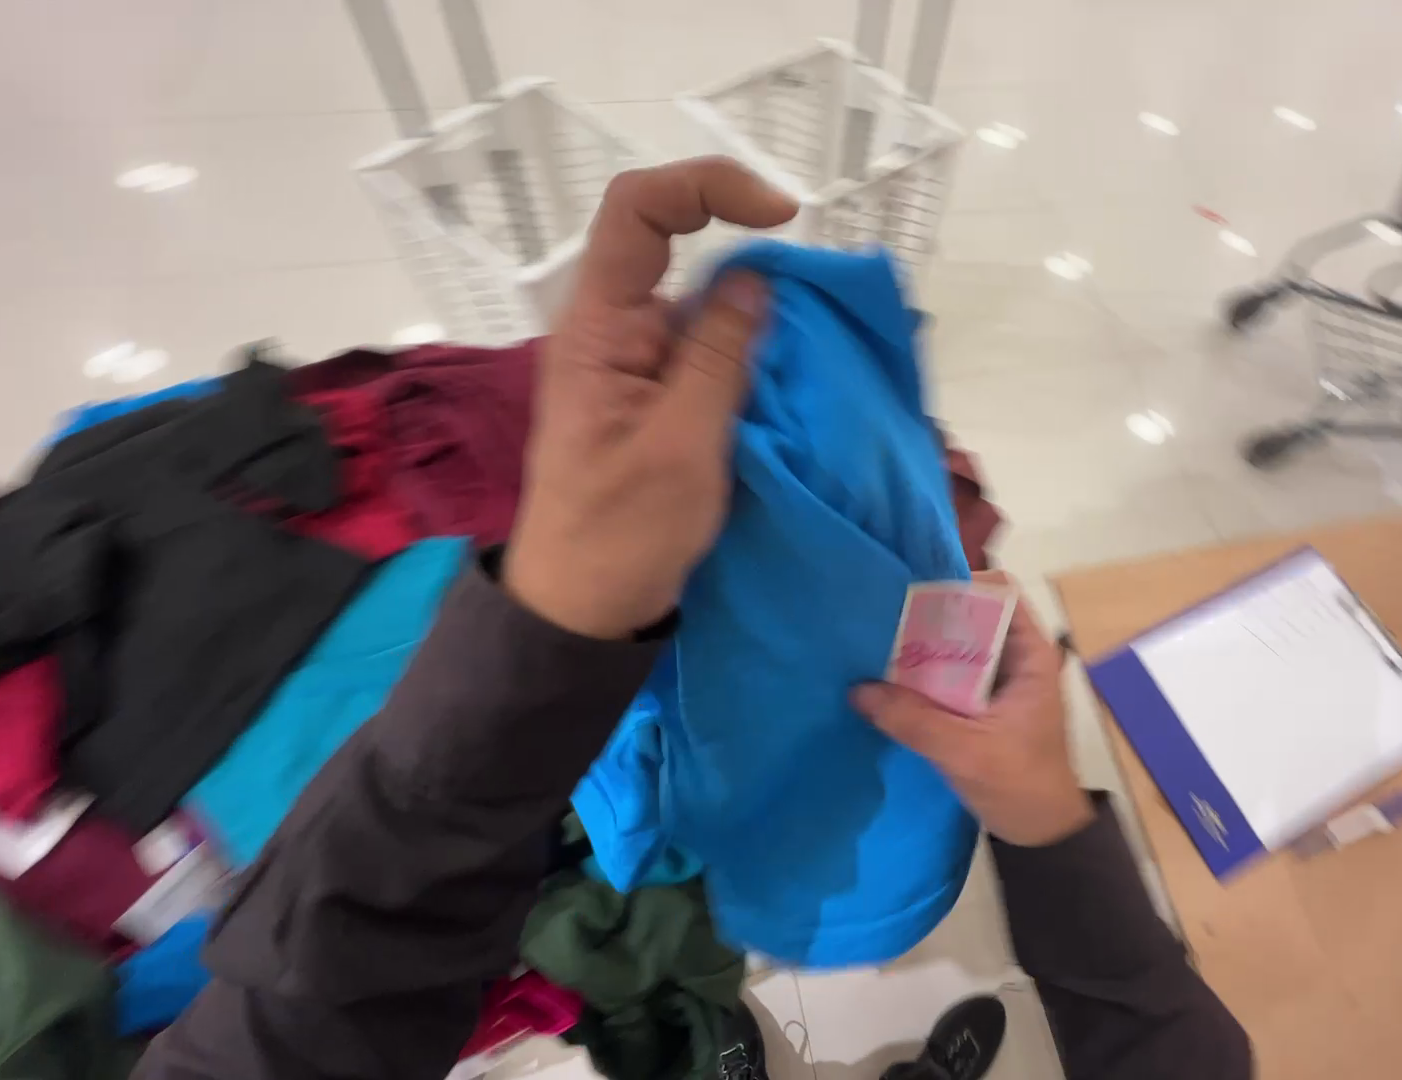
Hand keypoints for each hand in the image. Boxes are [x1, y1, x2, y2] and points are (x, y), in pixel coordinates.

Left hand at [504, 158, 798, 638]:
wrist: (588, 606)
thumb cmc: (623, 531)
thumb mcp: (682, 443)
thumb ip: (718, 356)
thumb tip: (756, 278)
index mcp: (599, 328)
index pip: (638, 212)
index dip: (708, 188)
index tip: (784, 217)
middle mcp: (616, 332)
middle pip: (682, 257)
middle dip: (755, 273)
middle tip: (813, 320)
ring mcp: (639, 367)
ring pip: (706, 312)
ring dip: (760, 327)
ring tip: (807, 369)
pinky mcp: (660, 400)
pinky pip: (710, 358)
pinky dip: (753, 364)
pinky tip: (787, 391)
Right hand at [851, 573, 1095, 845]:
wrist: (1042, 833)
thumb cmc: (1020, 785)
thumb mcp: (965, 752)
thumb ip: (914, 720)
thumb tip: (857, 690)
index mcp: (1031, 653)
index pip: (999, 591)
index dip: (960, 582)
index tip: (915, 590)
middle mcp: (1016, 655)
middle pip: (970, 613)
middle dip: (928, 612)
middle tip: (882, 615)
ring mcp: (998, 677)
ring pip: (956, 642)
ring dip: (921, 642)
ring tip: (877, 639)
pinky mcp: (980, 700)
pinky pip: (947, 671)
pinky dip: (922, 670)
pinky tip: (888, 675)